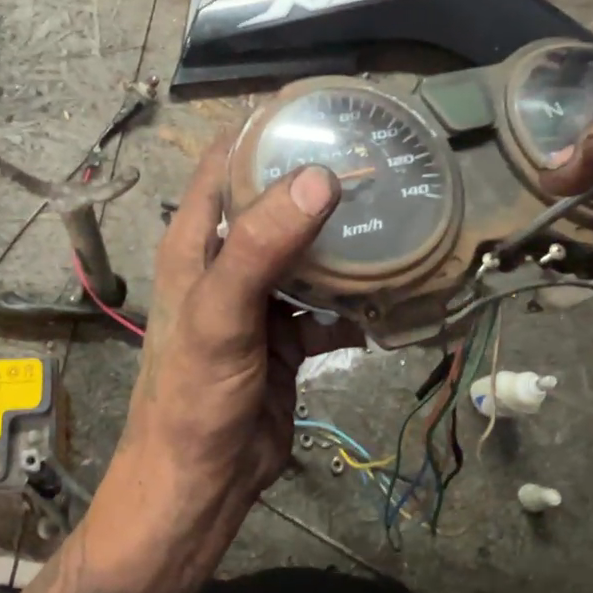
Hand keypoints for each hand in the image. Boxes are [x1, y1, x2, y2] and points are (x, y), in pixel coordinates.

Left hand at [0, 141, 353, 592]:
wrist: (200, 485)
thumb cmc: (193, 393)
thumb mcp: (221, 312)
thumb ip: (261, 245)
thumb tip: (317, 178)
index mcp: (197, 239)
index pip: (227, 160)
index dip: (265, 128)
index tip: (320, 107)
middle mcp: (227, 259)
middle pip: (276, 202)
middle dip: (320, 181)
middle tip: (381, 160)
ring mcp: (260, 299)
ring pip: (308, 253)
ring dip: (345, 241)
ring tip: (399, 216)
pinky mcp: (287, 338)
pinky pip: (328, 307)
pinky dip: (357, 304)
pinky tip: (395, 298)